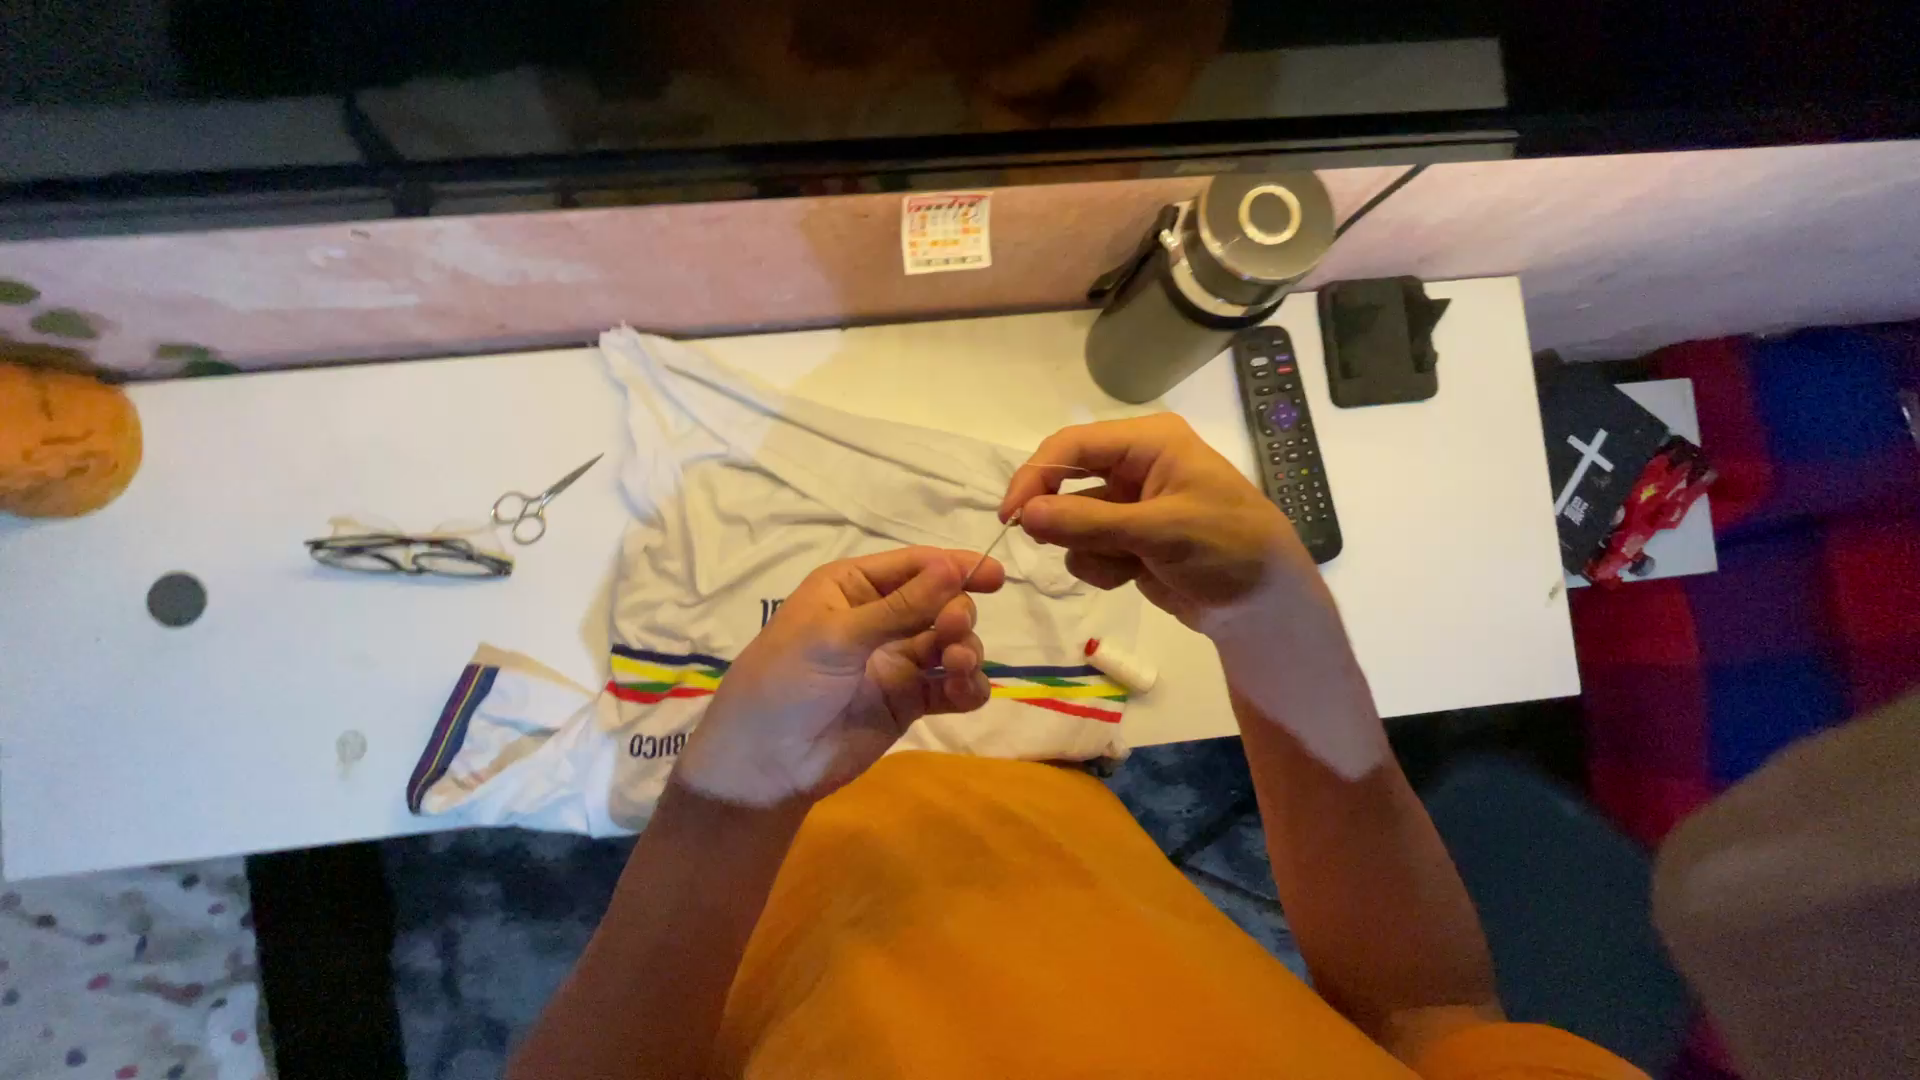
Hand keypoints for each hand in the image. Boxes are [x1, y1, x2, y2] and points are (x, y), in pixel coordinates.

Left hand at [674, 547, 1003, 806]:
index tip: (995, 576)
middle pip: (942, 602)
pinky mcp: (909, 702)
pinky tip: (965, 692)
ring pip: (952, 643)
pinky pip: (951, 687)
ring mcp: (897, 661)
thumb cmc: (785, 682)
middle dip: (957, 613)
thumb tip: (954, 566)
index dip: (956, 567)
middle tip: (952, 632)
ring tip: (955, 665)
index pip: (916, 566)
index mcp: (854, 587)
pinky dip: (967, 686)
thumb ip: (900, 606)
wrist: (763, 765)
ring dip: (965, 649)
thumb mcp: (836, 637)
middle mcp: (881, 618)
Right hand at [1000, 413, 1319, 635]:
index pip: (1073, 445)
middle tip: (1037, 542)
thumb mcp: (1160, 532)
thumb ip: (1089, 522)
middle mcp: (1135, 466)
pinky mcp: (1127, 540)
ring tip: (1125, 564)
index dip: (1036, 475)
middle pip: (1066, 480)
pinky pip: (1087, 549)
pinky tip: (1133, 575)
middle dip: (1059, 515)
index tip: (1011, 515)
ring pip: (1071, 521)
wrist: (1264, 606)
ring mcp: (1129, 505)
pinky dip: (1102, 567)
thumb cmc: (1226, 549)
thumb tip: (1025, 515)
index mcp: (1149, 443)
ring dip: (1088, 548)